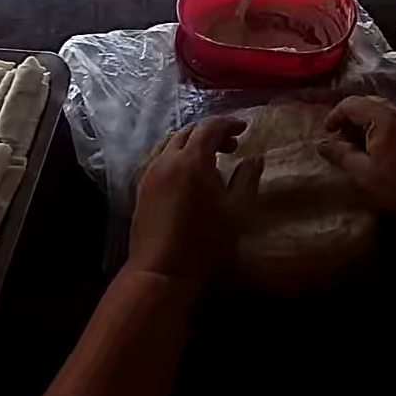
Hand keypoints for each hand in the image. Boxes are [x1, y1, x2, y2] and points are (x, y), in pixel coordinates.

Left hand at [129, 116, 262, 284]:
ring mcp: (150, 173)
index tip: (243, 129)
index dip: (228, 124)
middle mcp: (167, 159)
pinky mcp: (141, 188)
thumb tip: (255, 158)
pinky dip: (175, 155)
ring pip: (170, 143)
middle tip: (231, 146)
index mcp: (192, 159)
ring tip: (208, 159)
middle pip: (188, 132)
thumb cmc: (205, 242)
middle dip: (210, 133)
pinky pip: (158, 158)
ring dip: (191, 143)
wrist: (162, 271)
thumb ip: (247, 179)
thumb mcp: (236, 210)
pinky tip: (185, 175)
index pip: (210, 127)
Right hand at [317, 96, 395, 223]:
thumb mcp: (363, 174)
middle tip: (340, 139)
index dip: (334, 116)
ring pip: (379, 111)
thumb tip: (320, 144)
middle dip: (348, 119)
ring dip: (363, 124)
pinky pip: (392, 120)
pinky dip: (377, 128)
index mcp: (383, 119)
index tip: (328, 133)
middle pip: (366, 104)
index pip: (351, 104)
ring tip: (355, 146)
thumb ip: (340, 155)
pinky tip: (374, 149)